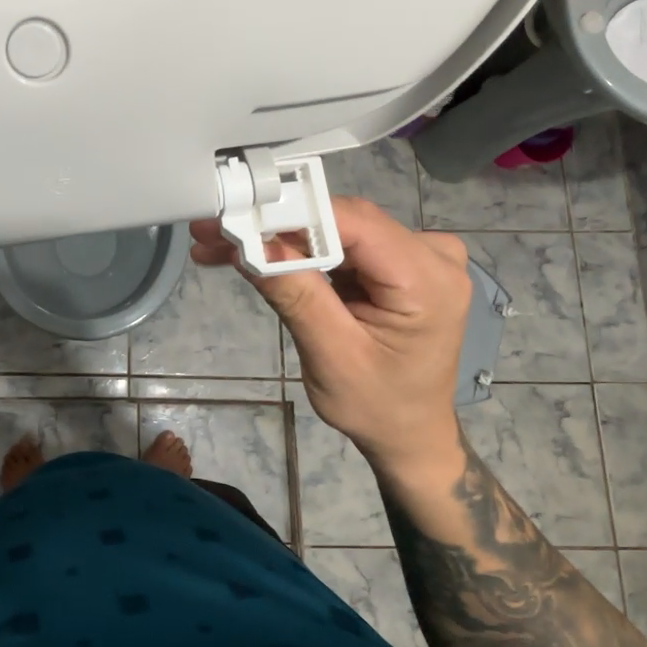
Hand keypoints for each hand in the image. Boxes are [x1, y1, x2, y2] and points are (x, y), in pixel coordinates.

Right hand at [191, 198, 472, 466]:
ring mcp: (419, 253)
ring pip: (335, 228)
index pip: (354, 223)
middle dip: (276, 225)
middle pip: (342, 221)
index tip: (234, 217)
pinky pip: (341, 242)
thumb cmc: (376, 406)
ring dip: (279, 236)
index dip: (292, 214)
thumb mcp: (331, 356)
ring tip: (220, 245)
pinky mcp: (398, 260)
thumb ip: (296, 296)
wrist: (409, 432)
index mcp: (428, 281)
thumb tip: (250, 244)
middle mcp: (433, 254)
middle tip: (213, 232)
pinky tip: (256, 254)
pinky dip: (299, 249)